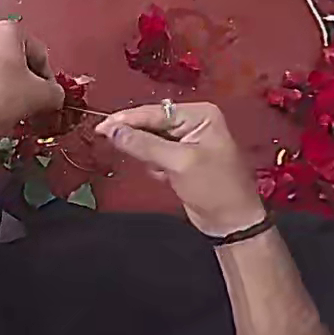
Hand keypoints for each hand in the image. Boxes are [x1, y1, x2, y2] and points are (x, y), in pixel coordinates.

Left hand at [0, 21, 64, 136]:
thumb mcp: (40, 96)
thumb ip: (56, 92)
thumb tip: (55, 95)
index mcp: (9, 31)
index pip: (41, 54)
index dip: (49, 79)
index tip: (49, 96)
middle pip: (21, 60)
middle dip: (30, 83)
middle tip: (34, 103)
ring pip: (2, 70)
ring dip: (13, 88)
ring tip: (15, 109)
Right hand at [95, 101, 267, 237]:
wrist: (232, 223)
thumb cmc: (213, 187)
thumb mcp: (179, 163)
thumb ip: (144, 144)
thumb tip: (112, 130)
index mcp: (199, 114)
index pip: (155, 111)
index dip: (126, 119)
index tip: (100, 127)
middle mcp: (193, 121)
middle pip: (151, 123)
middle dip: (136, 137)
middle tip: (108, 141)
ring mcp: (187, 140)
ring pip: (150, 139)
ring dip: (147, 155)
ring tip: (159, 171)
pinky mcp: (181, 158)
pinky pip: (155, 154)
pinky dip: (154, 165)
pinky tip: (163, 177)